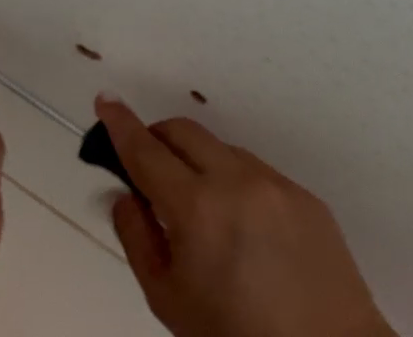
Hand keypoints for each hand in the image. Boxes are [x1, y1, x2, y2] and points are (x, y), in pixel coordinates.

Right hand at [96, 96, 395, 336]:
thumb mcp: (166, 296)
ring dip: (197, 161)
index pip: (144, 148)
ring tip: (201, 206)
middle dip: (156, 138)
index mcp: (196, 207)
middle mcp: (236, 182)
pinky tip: (241, 223)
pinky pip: (256, 172)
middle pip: (182, 131)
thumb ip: (135, 234)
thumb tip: (126, 194)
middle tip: (147, 167)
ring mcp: (277, 187)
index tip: (105, 99)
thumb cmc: (236, 333)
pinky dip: (234, 181)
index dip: (119, 121)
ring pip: (220, 148)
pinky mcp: (308, 199)